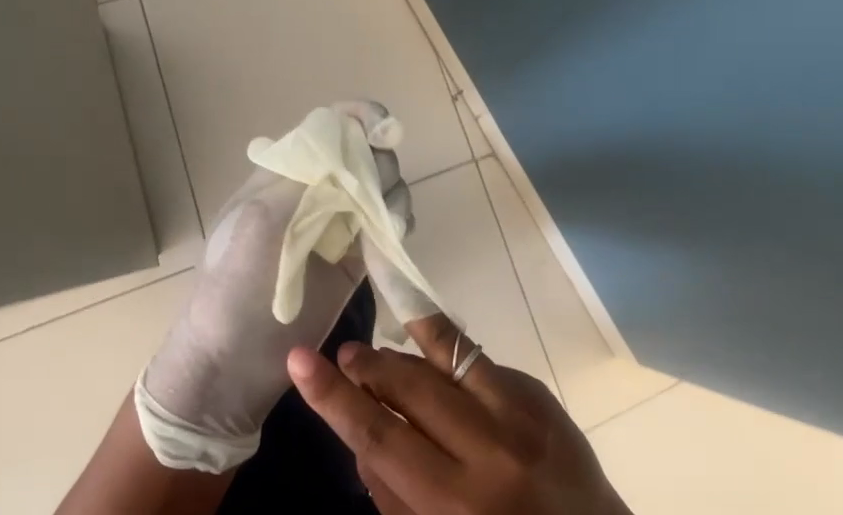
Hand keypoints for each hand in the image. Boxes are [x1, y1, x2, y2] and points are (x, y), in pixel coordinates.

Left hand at [136, 101, 419, 472]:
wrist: (230, 366)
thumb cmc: (234, 287)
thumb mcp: (260, 221)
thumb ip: (307, 177)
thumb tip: (354, 141)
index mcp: (285, 171)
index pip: (332, 125)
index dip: (363, 118)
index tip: (385, 132)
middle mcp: (315, 190)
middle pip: (366, 152)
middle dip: (381, 163)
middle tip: (378, 195)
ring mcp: (337, 224)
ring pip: (384, 187)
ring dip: (394, 195)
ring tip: (389, 224)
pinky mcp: (356, 258)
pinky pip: (389, 226)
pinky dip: (399, 224)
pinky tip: (395, 238)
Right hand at [288, 314, 633, 514]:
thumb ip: (392, 495)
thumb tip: (362, 432)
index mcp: (455, 501)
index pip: (378, 434)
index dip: (333, 396)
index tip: (300, 359)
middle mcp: (489, 448)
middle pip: (411, 384)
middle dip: (369, 364)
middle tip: (345, 355)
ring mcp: (522, 413)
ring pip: (450, 354)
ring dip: (407, 344)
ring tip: (379, 348)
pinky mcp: (543, 394)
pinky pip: (483, 364)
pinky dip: (453, 361)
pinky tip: (438, 368)